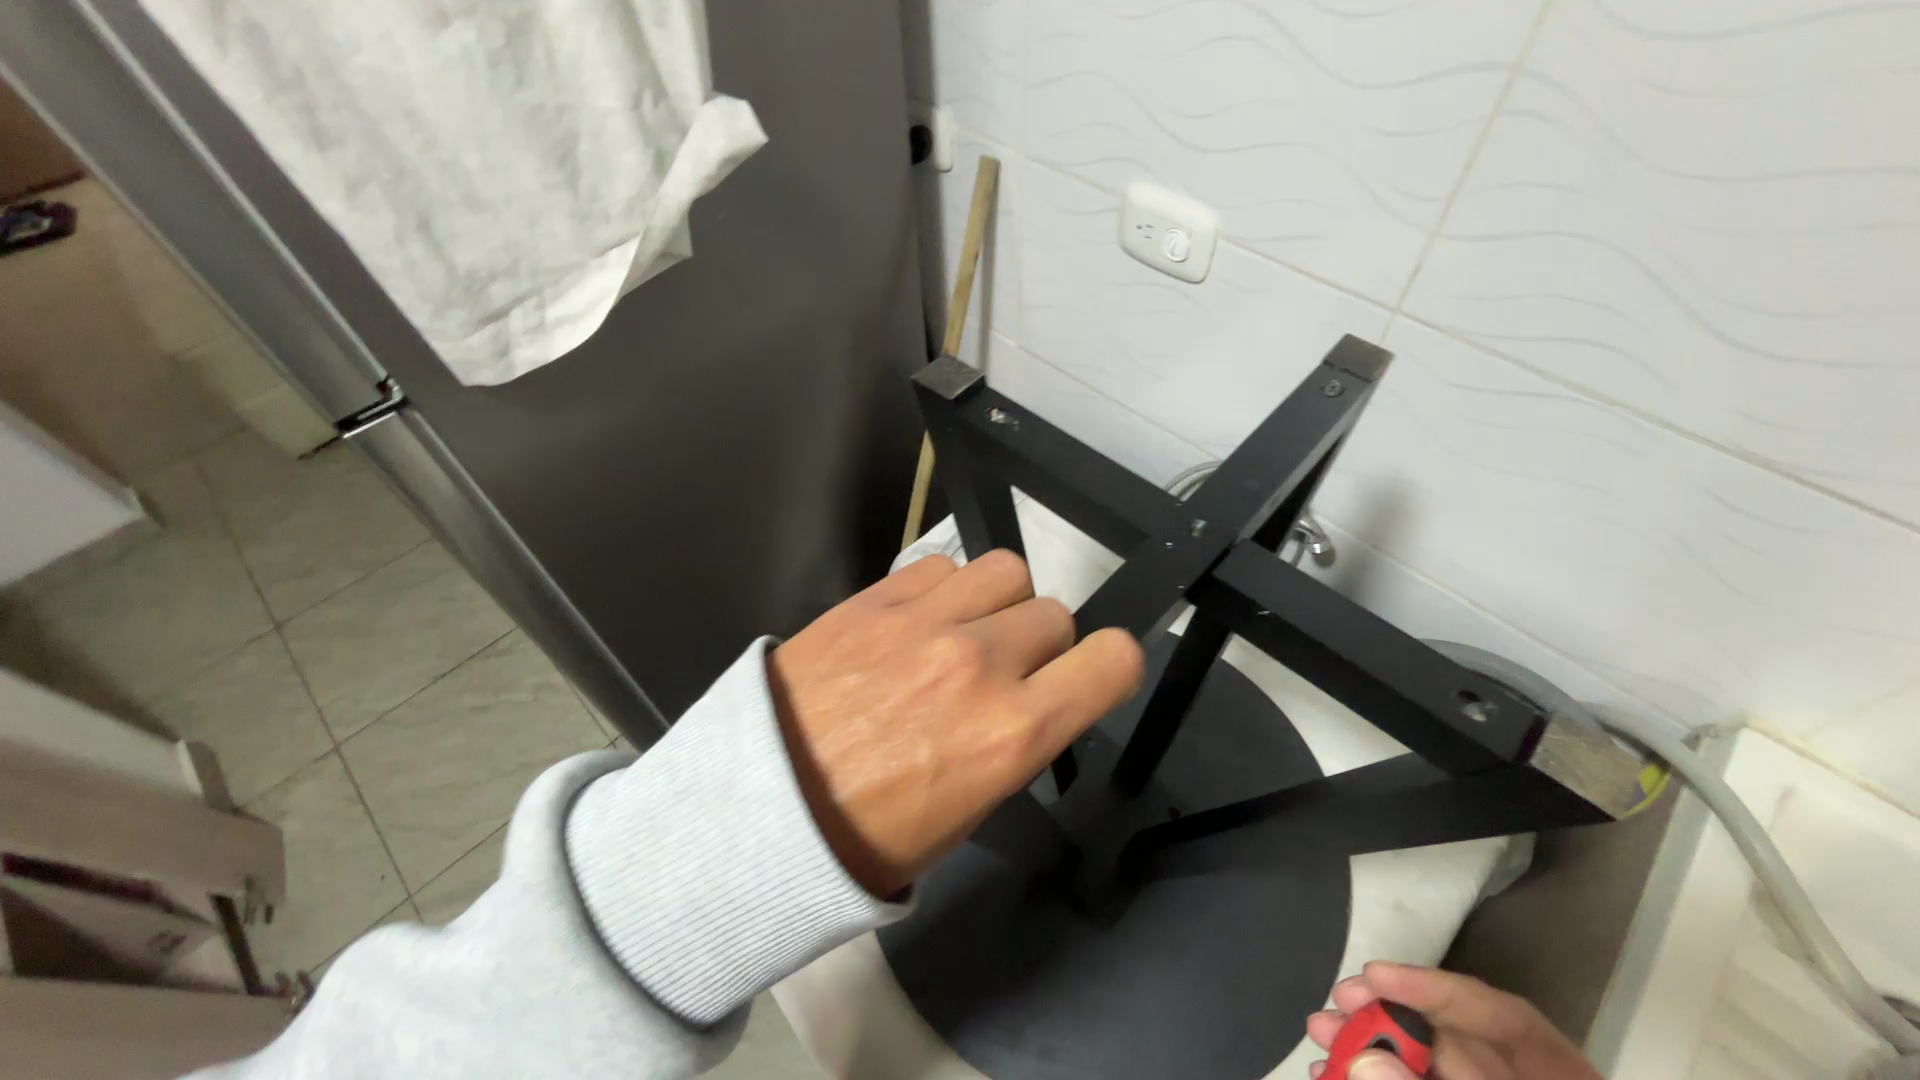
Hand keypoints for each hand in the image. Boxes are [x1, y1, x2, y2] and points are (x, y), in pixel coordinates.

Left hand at [767, 550, 1145, 896]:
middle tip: (1000, 675)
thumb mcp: (967, 812)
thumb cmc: (866, 835)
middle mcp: (979, 664)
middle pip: (1055, 614)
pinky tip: (916, 623)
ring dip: (997, 604)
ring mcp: (924, 622)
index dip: (1108, 667)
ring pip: (1006, 571)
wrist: (759, 809)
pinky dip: (943, 590)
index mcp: (1012, 733)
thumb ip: (1014, 744)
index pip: (1111, 660)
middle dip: (1039, 646)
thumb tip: (1029, 703)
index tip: (1087, 677)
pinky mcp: (875, 598)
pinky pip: (941, 565)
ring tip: (962, 635)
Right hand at [1306, 963, 1601, 1079]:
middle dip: (1388, 1016)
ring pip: (1425, 1063)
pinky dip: (1372, 1078)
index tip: (1375, 973)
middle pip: (1456, 1037)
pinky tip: (1331, 1073)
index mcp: (1561, 1077)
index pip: (1506, 1015)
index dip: (1436, 988)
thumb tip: (1363, 1057)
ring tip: (1318, 1033)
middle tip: (1336, 1001)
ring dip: (1368, 1045)